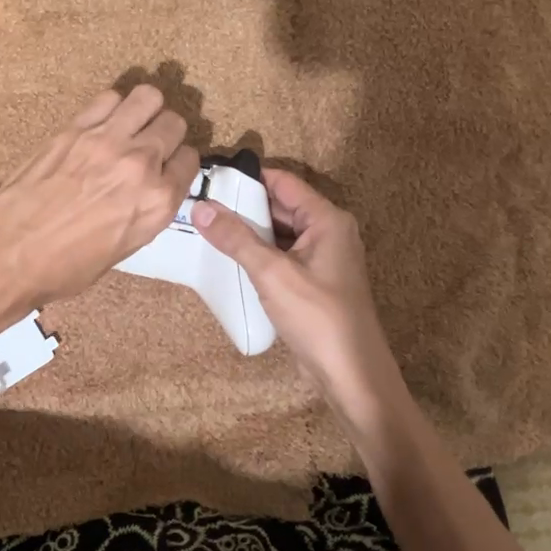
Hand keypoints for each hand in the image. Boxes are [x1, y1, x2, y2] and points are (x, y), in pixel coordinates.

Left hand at [0, 85, 198, 314]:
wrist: (9, 253)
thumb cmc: (64, 267)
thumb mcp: (124, 248)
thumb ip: (146, 210)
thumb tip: (149, 190)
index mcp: (158, 202)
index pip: (189, 161)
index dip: (178, 164)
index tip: (168, 167)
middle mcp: (140, 164)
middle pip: (173, 124)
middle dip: (166, 133)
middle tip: (151, 144)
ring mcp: (107, 140)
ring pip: (148, 98)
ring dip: (145, 110)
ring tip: (131, 125)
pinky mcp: (74, 128)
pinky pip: (109, 98)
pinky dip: (112, 107)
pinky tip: (103, 124)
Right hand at [190, 169, 403, 416]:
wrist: (351, 373)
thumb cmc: (318, 317)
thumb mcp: (272, 273)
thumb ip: (236, 238)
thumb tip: (200, 207)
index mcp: (327, 220)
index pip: (283, 182)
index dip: (248, 177)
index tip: (210, 177)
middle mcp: (328, 232)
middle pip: (280, 206)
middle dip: (242, 205)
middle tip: (199, 203)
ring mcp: (321, 258)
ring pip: (278, 232)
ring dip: (247, 231)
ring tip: (205, 226)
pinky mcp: (313, 282)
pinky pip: (281, 255)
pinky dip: (257, 253)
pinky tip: (228, 258)